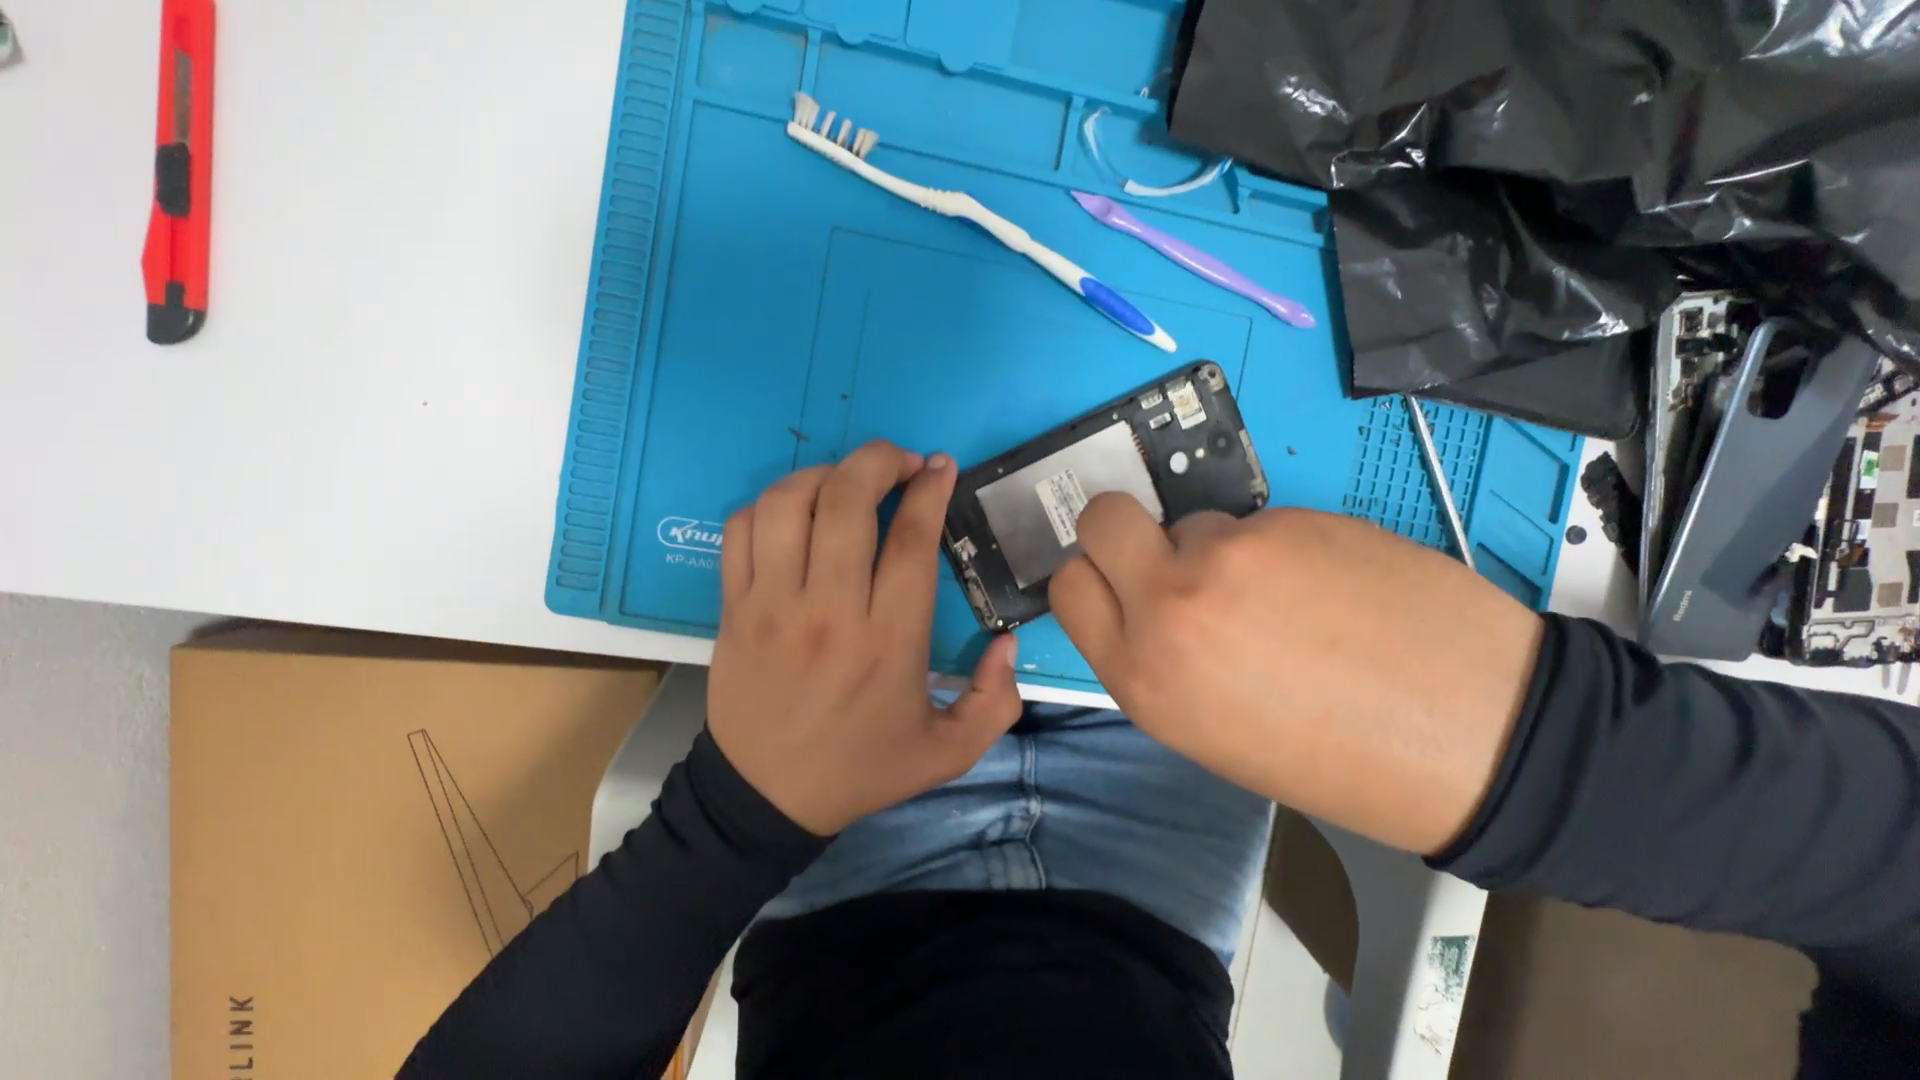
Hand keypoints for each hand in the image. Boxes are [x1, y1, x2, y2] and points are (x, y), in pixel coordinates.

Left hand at [707, 441, 1022, 835]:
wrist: (767, 799)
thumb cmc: (862, 769)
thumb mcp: (950, 753)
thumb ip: (996, 701)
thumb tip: (1009, 643)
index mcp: (890, 641)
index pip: (910, 539)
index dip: (929, 491)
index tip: (940, 468)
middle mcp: (830, 611)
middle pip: (846, 502)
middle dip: (879, 461)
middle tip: (901, 462)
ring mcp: (772, 605)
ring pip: (788, 504)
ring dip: (824, 474)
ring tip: (848, 480)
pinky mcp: (734, 608)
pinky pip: (741, 530)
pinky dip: (770, 504)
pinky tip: (797, 510)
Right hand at [1049, 495, 1544, 854]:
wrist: (1470, 739)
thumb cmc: (1334, 762)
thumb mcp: (1208, 733)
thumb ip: (1157, 660)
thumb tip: (1148, 604)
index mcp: (1143, 677)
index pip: (1069, 586)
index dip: (1093, 578)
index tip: (1121, 583)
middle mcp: (1170, 605)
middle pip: (1103, 518)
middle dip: (1124, 528)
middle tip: (1175, 559)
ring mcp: (1234, 553)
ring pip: (1195, 522)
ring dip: (1222, 549)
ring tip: (1289, 597)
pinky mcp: (1296, 519)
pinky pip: (1262, 522)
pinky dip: (1283, 547)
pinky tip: (1333, 586)